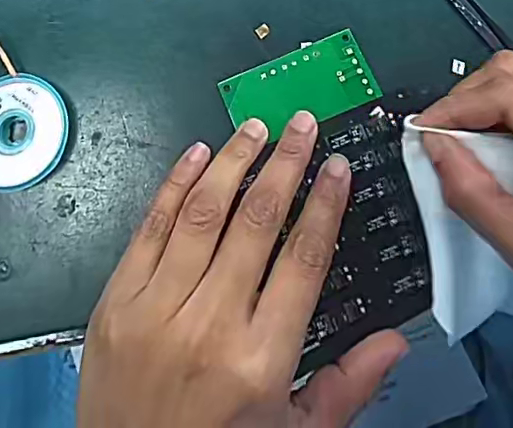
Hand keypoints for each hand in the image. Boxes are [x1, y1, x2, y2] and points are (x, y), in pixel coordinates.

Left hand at [78, 112, 408, 427]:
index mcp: (260, 360)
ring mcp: (158, 305)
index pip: (303, 260)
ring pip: (203, 210)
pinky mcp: (118, 295)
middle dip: (284, 163)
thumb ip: (345, 386)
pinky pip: (151, 225)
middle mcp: (210, 324)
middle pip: (256, 221)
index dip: (324, 205)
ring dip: (232, 160)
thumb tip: (394, 340)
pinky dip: (175, 183)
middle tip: (300, 125)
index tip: (336, 167)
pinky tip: (196, 154)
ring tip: (254, 128)